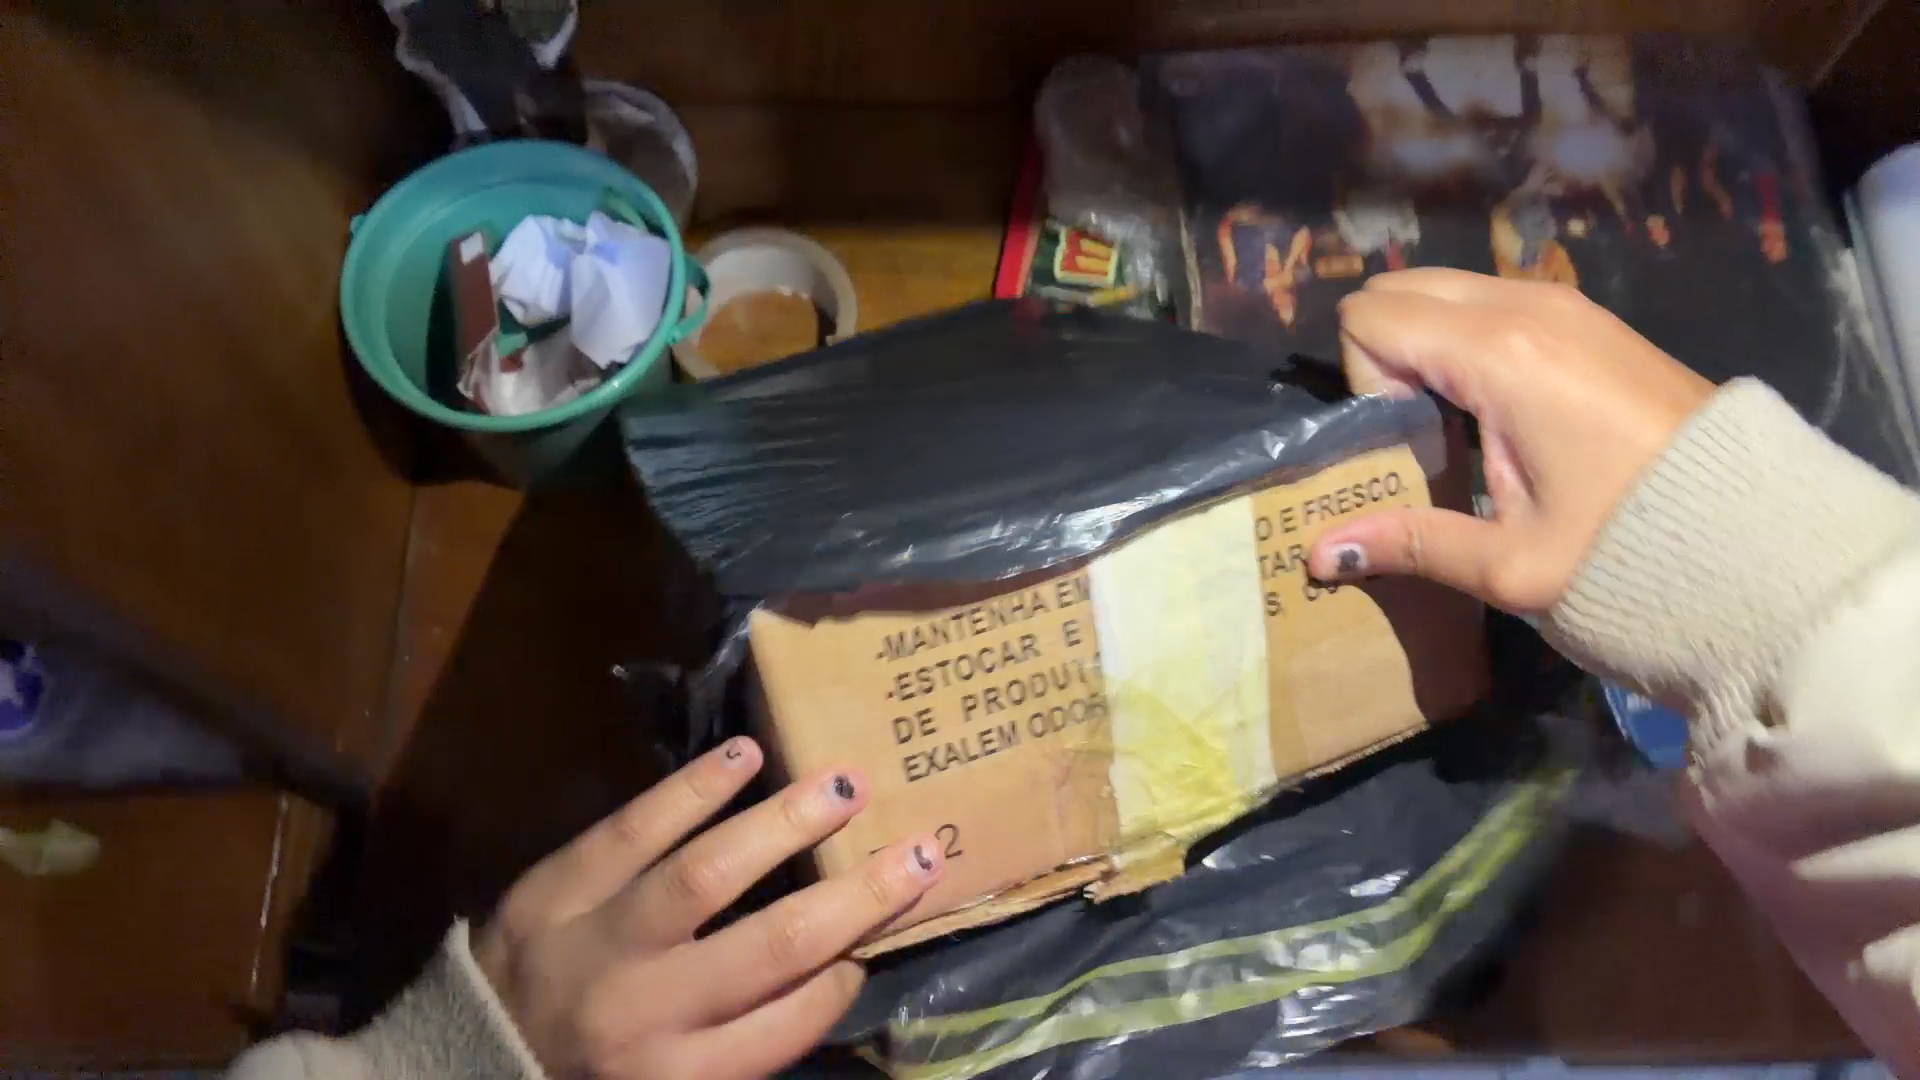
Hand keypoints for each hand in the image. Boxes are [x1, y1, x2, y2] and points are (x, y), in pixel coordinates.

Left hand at [472, 738, 941, 1079]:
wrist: (444, 1070)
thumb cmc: (583, 1079)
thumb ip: (749, 1041)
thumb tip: (836, 964)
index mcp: (678, 1077)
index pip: (790, 1022)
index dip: (845, 972)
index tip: (880, 931)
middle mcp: (647, 1012)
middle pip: (773, 946)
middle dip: (857, 896)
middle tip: (918, 850)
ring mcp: (599, 939)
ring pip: (707, 874)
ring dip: (785, 825)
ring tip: (845, 784)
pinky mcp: (558, 884)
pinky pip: (635, 828)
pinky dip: (694, 789)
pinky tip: (747, 754)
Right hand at [1307, 269, 1713, 612]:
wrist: (1762, 539)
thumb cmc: (1626, 548)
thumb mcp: (1506, 563)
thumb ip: (1405, 543)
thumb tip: (1317, 554)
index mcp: (1500, 353)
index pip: (1370, 318)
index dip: (1362, 379)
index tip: (1400, 437)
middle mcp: (1527, 306)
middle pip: (1397, 288)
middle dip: (1379, 351)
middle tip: (1411, 425)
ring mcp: (1561, 304)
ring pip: (1438, 289)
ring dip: (1416, 344)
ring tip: (1444, 418)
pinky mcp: (1582, 318)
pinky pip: (1479, 301)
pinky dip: (1454, 339)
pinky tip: (1481, 404)